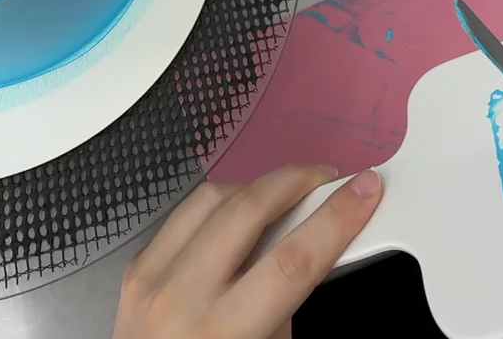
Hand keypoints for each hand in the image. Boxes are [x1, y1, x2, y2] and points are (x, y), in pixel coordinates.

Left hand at [114, 164, 383, 338]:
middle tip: (327, 178)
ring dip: (258, 186)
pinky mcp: (136, 267)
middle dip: (297, 181)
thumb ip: (288, 301)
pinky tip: (240, 212)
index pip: (293, 261)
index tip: (365, 188)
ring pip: (216, 196)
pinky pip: (187, 211)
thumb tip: (310, 238)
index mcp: (225, 334)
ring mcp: (153, 278)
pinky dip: (221, 203)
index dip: (336, 217)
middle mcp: (183, 298)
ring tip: (286, 194)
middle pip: (251, 209)